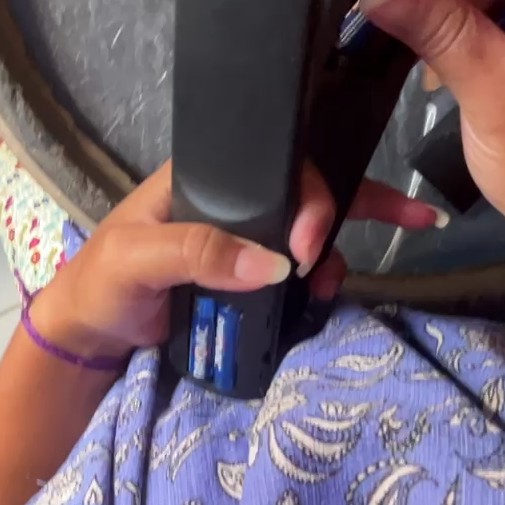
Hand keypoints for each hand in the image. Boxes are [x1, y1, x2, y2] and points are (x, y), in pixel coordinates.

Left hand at [28, 162, 441, 361]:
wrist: (92, 338)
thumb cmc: (101, 284)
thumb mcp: (135, 258)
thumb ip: (195, 251)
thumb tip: (273, 263)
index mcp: (200, 180)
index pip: (272, 167)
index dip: (308, 192)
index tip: (310, 242)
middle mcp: (229, 206)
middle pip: (303, 194)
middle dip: (358, 203)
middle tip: (412, 218)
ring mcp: (239, 245)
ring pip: (306, 236)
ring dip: (336, 253)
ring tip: (334, 286)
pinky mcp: (244, 283)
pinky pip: (294, 276)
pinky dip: (319, 283)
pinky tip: (325, 298)